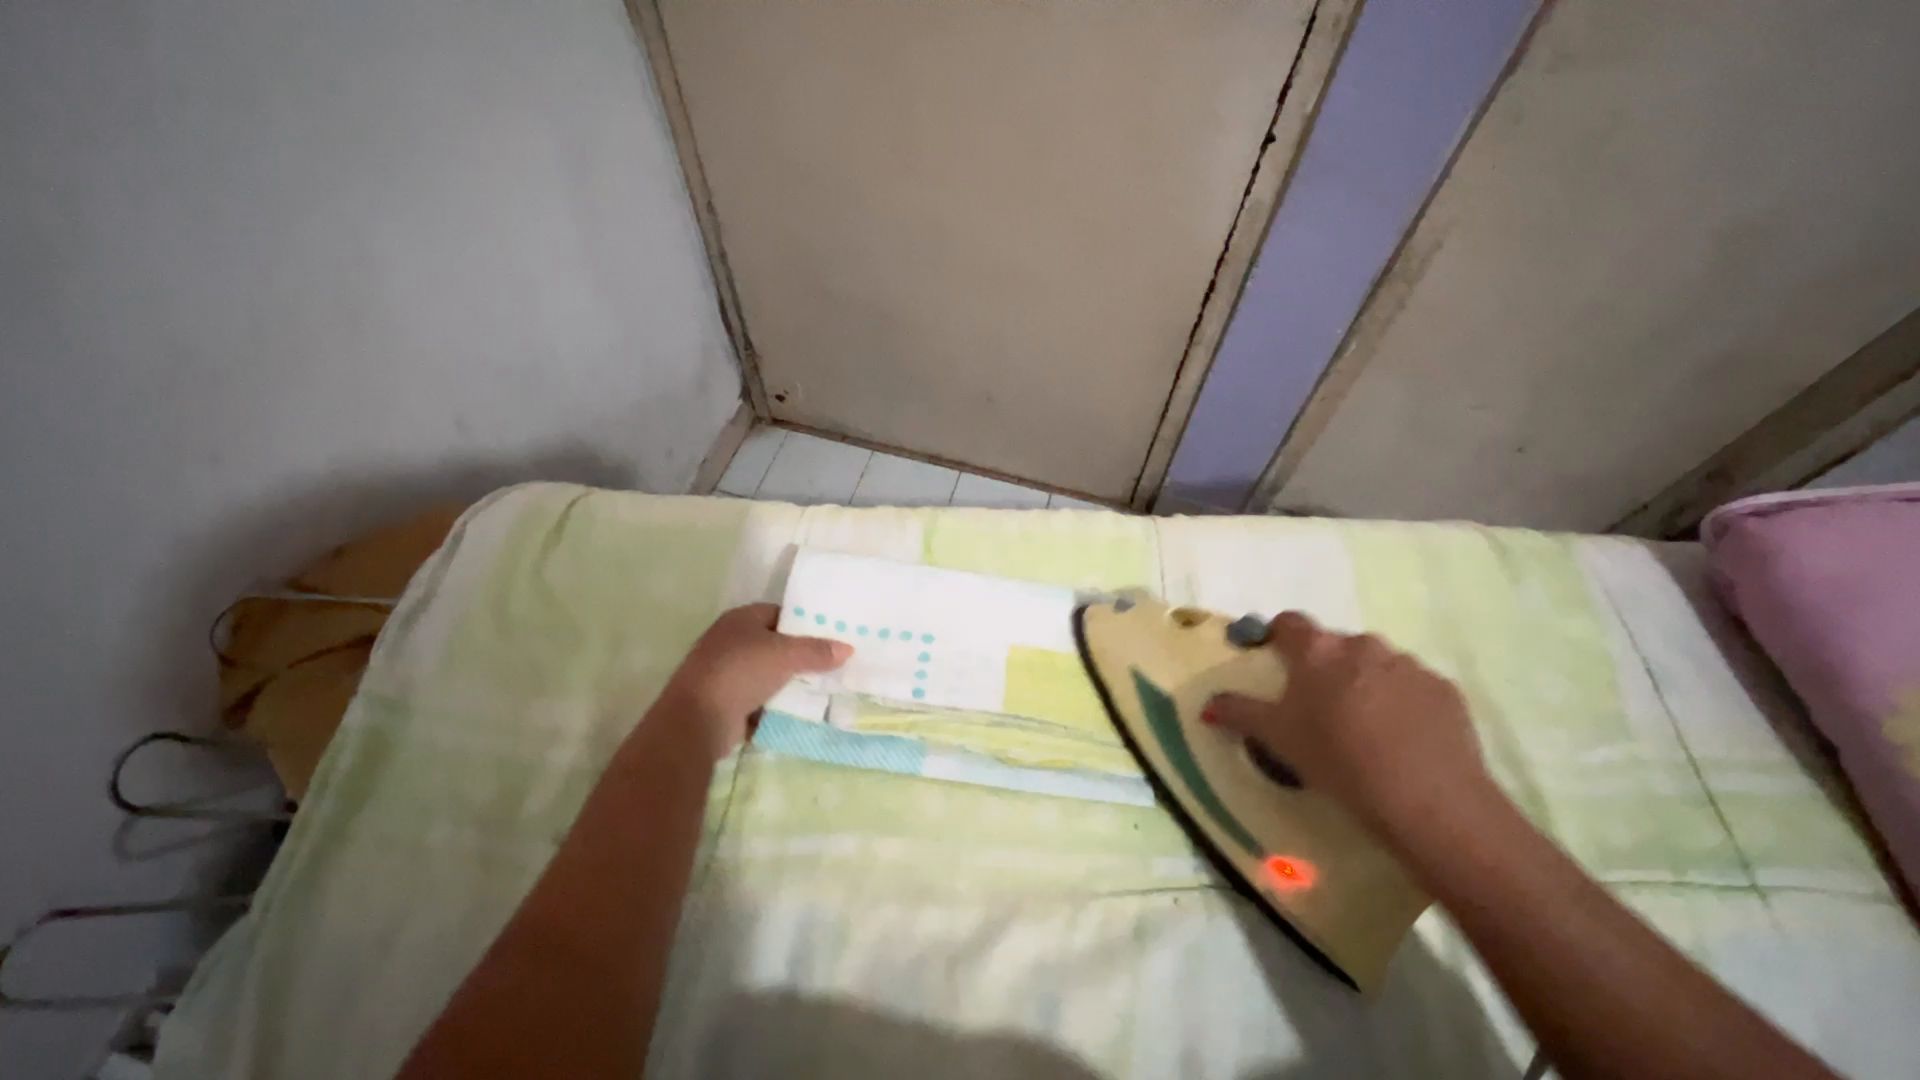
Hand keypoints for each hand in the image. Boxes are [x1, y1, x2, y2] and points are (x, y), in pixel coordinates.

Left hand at [658, 603, 851, 760]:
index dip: (803, 622)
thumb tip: (848, 648)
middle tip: (832, 663)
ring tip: (823, 687)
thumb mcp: (785, 656)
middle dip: (800, 655)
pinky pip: (759, 698)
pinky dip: (775, 704)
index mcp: (740, 619)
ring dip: (789, 682)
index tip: (830, 635)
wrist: (697, 719)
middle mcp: (730, 641)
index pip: (778, 613)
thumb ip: (816, 651)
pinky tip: (799, 709)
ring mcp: (725, 672)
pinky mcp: (725, 701)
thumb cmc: (740, 672)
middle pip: (774, 644)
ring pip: (767, 673)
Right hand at [1204, 612, 1496, 846]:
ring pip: (1377, 665)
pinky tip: (1401, 739)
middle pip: (1335, 646)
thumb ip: (1239, 713)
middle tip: (1319, 708)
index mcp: (1317, 651)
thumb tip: (1207, 703)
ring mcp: (1408, 664)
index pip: (1289, 624)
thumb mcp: (1277, 739)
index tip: (1275, 661)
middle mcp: (1363, 645)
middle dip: (1326, 668)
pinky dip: (1403, 703)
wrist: (1426, 796)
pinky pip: (1414, 688)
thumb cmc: (1337, 759)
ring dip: (1366, 684)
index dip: (1278, 638)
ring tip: (1365, 728)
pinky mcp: (1444, 689)